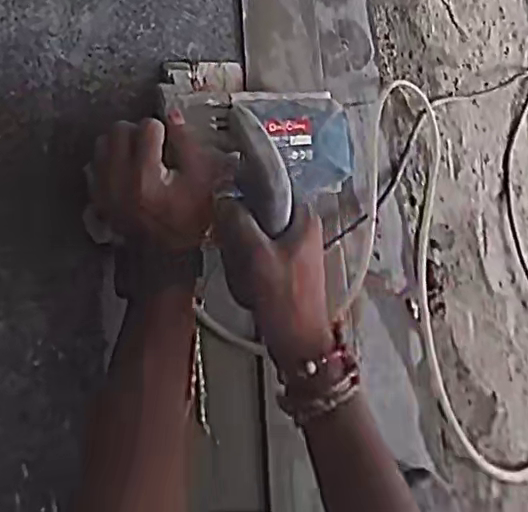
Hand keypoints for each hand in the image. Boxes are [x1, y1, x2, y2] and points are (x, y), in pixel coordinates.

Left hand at [91, 110, 228, 254]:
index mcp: (146, 177)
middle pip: (119, 129)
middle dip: (137, 132)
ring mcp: (103, 192)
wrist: (169, 254)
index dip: (163, 131)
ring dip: (121, 144)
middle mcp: (118, 183)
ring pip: (103, 143)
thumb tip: (172, 113)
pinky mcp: (95, 199)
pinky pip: (94, 163)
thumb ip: (186, 142)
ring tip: (138, 158)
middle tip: (153, 148)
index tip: (169, 145)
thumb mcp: (201, 177)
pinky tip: (126, 171)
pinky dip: (108, 161)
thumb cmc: (191, 216)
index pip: (148, 127)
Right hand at [213, 198, 334, 367]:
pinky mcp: (285, 261)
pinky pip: (258, 245)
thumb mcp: (256, 256)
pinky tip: (242, 271)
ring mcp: (294, 244)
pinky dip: (246, 254)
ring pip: (257, 225)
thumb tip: (222, 195)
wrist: (300, 348)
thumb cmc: (286, 302)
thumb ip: (238, 220)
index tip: (226, 188)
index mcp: (305, 215)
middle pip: (261, 204)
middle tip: (230, 234)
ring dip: (242, 240)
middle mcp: (303, 224)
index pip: (273, 179)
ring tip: (238, 259)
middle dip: (241, 218)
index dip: (247, 181)